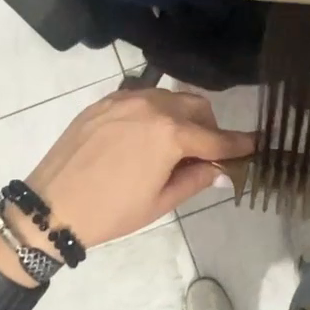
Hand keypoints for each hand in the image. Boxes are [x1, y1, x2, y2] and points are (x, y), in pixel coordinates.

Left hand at [19, 88, 254, 249]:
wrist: (51, 207)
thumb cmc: (111, 212)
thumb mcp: (159, 203)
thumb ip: (195, 180)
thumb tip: (218, 170)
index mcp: (170, 134)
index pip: (216, 139)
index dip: (239, 145)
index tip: (257, 145)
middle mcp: (152, 107)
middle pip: (196, 106)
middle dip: (208, 127)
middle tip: (205, 154)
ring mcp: (124, 100)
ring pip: (169, 97)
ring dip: (181, 116)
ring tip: (173, 145)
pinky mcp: (103, 102)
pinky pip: (140, 98)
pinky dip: (153, 112)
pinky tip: (144, 136)